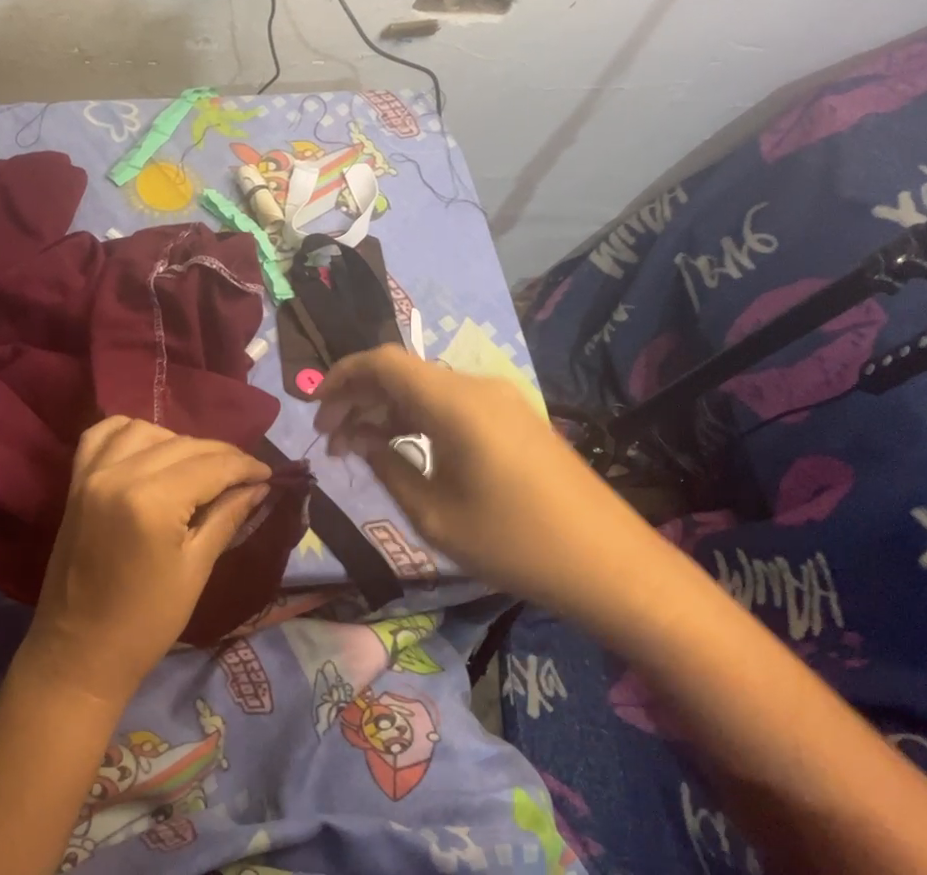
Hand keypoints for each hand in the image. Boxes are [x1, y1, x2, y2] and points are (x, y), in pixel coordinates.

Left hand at [21, 416, 272, 702]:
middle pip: (182, 444)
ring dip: (178, 442)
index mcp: (152, 500)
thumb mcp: (196, 569)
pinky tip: (151, 448)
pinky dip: (130, 433)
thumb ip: (226, 517)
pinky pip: (102, 435)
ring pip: (146, 431)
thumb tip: (258, 486)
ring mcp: (91, 474)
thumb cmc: (146, 621)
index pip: (211, 464)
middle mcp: (118, 473)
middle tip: (246, 476)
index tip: (270, 474)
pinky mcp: (75, 481)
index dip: (246, 466)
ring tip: (200, 469)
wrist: (80, 650)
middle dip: (220, 456)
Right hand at [311, 346, 650, 610]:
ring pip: (426, 389)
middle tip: (331, 441)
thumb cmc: (514, 543)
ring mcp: (502, 402)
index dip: (341, 377)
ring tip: (359, 450)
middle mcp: (477, 388)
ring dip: (387, 411)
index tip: (315, 411)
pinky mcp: (516, 420)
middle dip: (359, 399)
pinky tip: (404, 451)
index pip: (382, 362)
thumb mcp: (433, 513)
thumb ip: (387, 465)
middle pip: (402, 373)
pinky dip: (418, 419)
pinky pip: (452, 404)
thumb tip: (358, 439)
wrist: (611, 566)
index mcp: (454, 403)